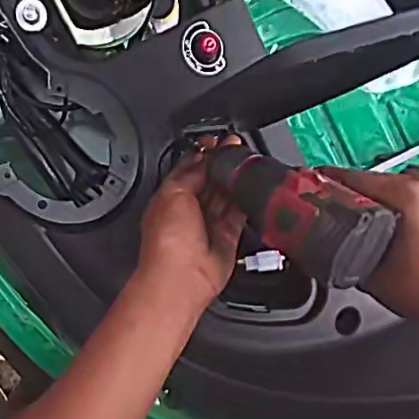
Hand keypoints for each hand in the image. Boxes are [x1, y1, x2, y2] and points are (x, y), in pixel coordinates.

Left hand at [134, 152, 243, 312]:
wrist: (181, 276)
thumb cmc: (167, 241)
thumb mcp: (175, 193)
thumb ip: (192, 172)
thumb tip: (204, 157)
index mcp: (169, 197)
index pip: (189, 168)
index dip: (203, 154)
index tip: (216, 142)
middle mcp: (189, 211)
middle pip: (209, 180)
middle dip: (222, 164)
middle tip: (235, 148)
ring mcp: (208, 225)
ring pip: (225, 195)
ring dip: (235, 180)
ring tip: (246, 163)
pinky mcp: (226, 237)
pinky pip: (239, 214)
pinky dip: (245, 201)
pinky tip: (251, 188)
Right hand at [319, 166, 418, 328]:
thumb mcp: (374, 272)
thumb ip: (347, 248)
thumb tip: (329, 238)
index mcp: (411, 194)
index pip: (357, 179)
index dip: (329, 183)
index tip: (312, 186)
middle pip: (378, 180)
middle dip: (353, 194)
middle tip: (332, 209)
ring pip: (398, 186)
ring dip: (377, 199)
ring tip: (358, 218)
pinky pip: (417, 195)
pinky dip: (400, 204)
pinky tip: (388, 223)